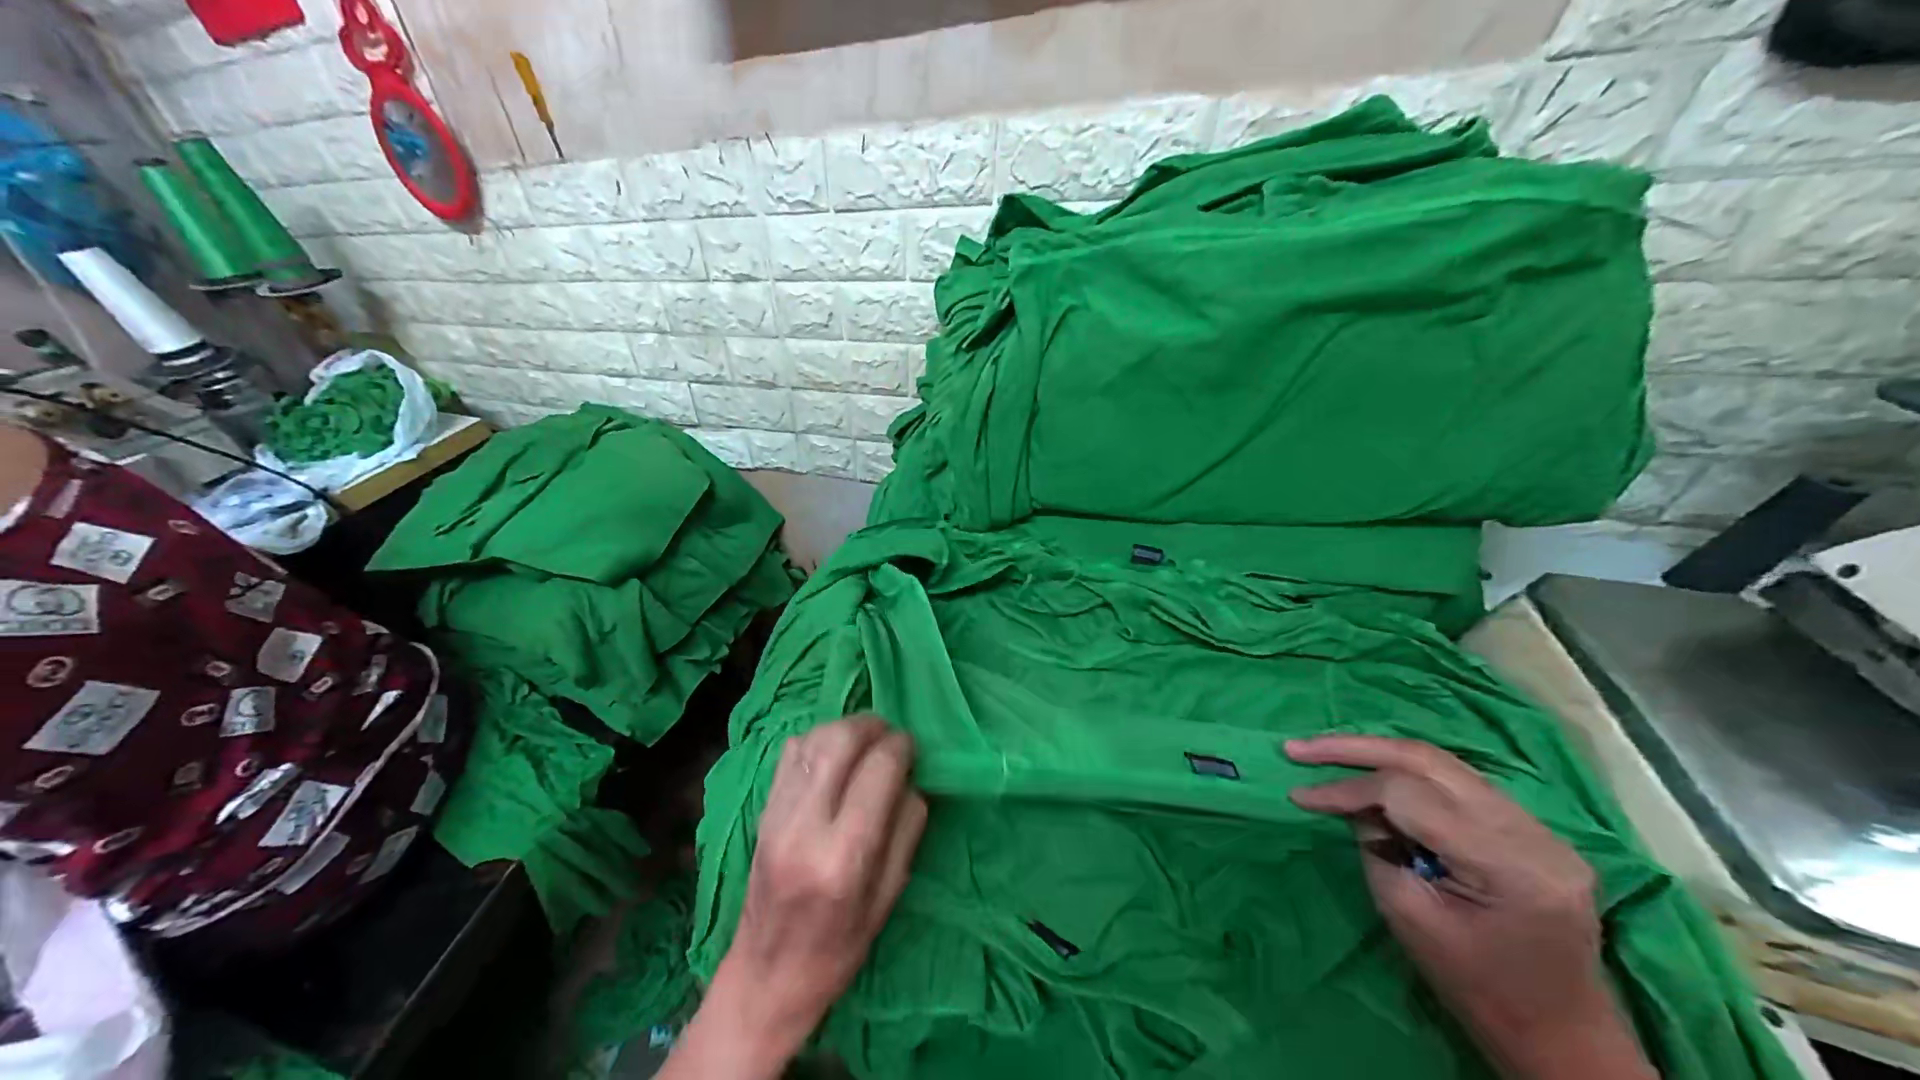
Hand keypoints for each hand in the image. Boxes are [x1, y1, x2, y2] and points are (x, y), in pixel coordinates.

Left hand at [663, 716, 926, 1079]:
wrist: (767, 974)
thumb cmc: (840, 946)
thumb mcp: (891, 894)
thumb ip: (907, 827)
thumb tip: (913, 775)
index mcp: (844, 857)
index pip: (878, 771)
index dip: (901, 748)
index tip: (912, 749)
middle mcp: (804, 828)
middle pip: (840, 741)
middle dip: (872, 726)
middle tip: (890, 736)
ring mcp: (776, 816)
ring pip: (812, 739)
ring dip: (845, 729)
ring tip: (865, 740)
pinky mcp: (760, 811)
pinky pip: (790, 754)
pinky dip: (818, 741)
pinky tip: (834, 755)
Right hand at [1286, 736, 1655, 1079]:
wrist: (1561, 1036)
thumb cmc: (1477, 989)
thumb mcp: (1409, 918)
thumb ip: (1378, 849)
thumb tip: (1356, 806)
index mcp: (1507, 863)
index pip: (1410, 795)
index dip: (1347, 789)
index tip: (1298, 796)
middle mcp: (1532, 832)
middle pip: (1428, 760)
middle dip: (1356, 748)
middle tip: (1299, 748)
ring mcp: (1540, 828)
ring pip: (1443, 764)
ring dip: (1378, 755)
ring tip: (1326, 752)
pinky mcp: (1532, 830)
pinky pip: (1458, 783)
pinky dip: (1407, 775)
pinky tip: (1373, 776)